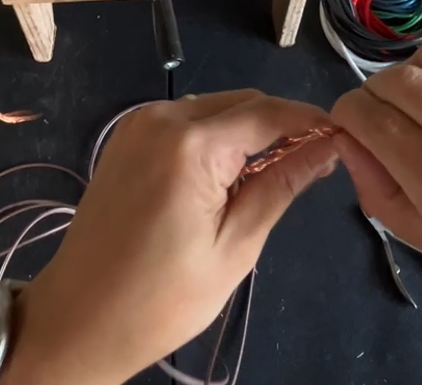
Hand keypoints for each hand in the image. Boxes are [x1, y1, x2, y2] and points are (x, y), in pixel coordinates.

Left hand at [3, 91, 340, 384]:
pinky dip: (215, 134)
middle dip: (281, 124)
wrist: (77, 318)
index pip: (268, 113)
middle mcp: (164, 116)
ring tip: (273, 173)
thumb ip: (281, 186)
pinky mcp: (128, 134)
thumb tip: (327, 148)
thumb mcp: (234, 248)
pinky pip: (187, 119)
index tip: (344, 137)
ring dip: (248, 129)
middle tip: (313, 161)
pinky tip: (227, 171)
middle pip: (242, 102)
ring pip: (215, 106)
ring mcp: (140, 121)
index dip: (310, 121)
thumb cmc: (161, 298)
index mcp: (191, 143)